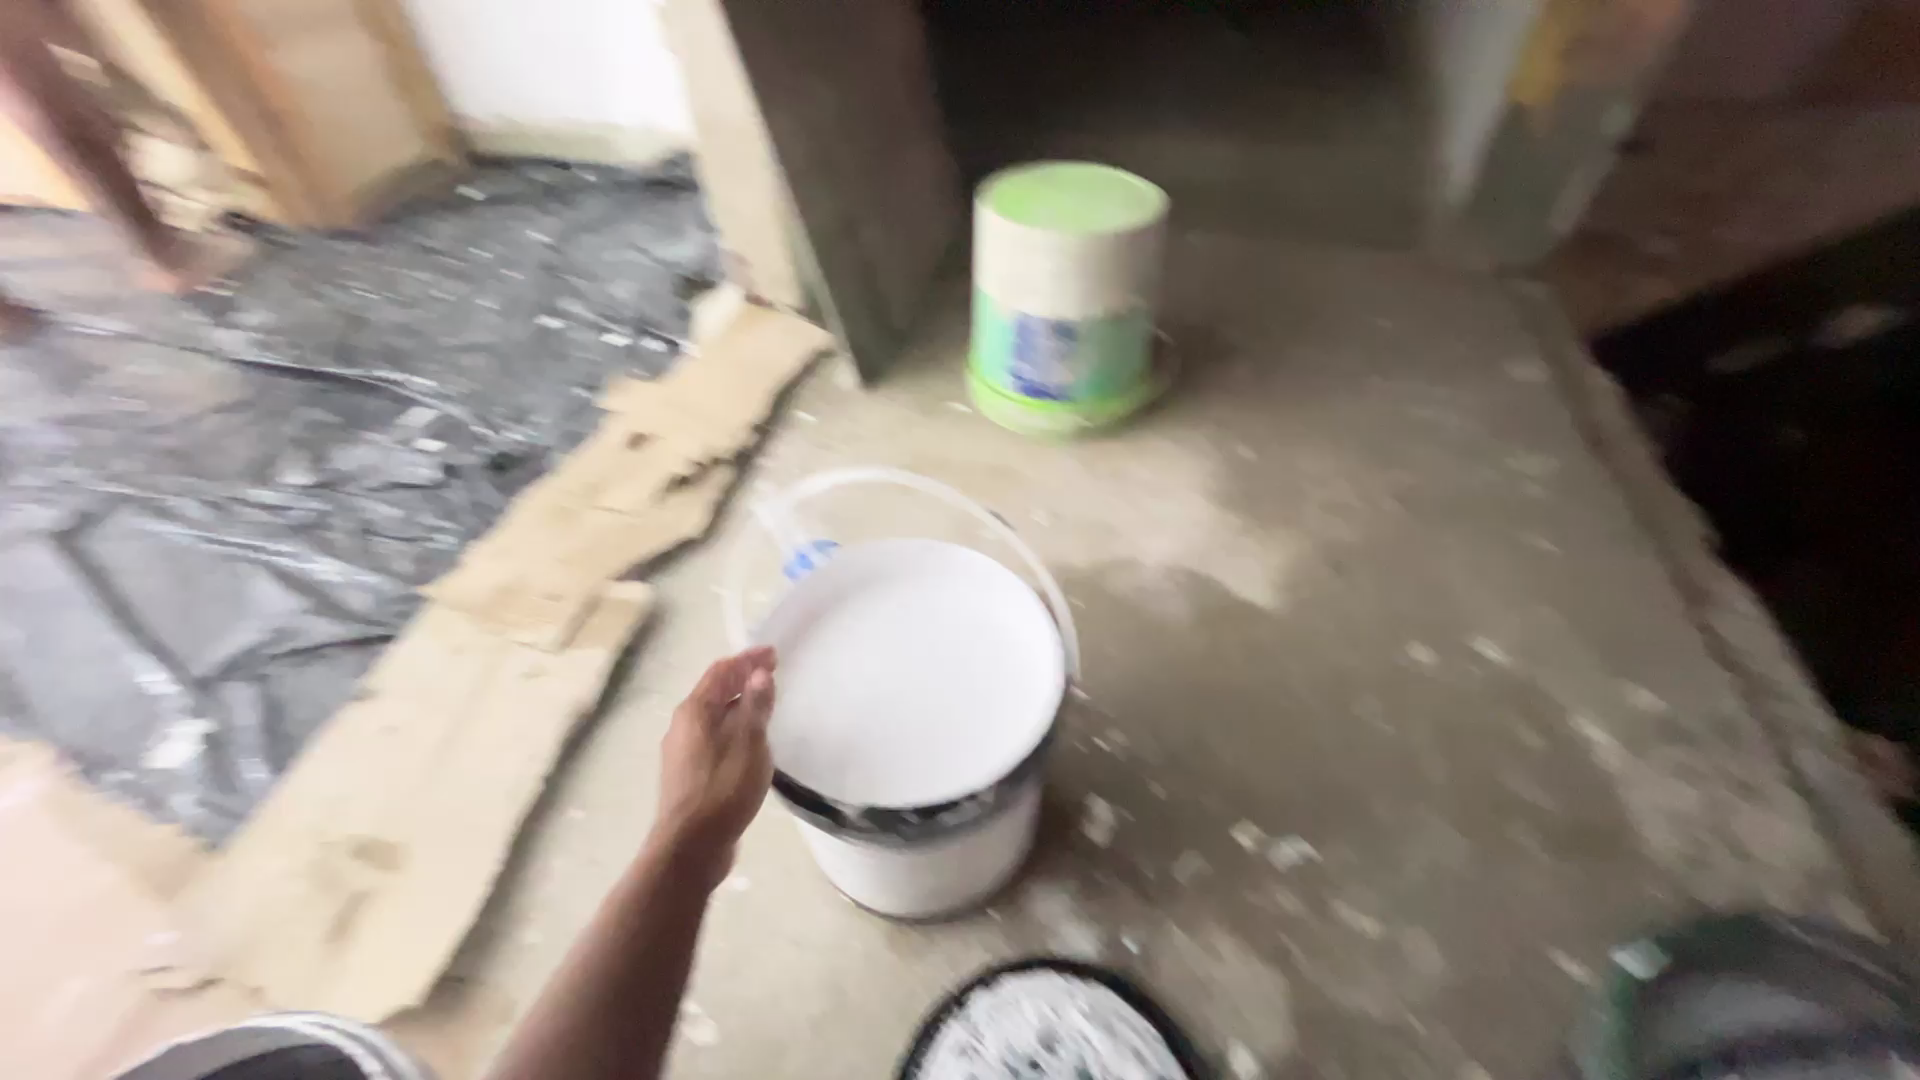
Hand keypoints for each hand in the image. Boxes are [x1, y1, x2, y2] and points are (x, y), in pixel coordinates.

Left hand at [652, 646, 776, 885]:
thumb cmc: (723, 789)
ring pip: (715, 716)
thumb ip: (756, 706)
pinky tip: (750, 742)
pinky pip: (715, 737)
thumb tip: (760, 674)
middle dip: (744, 679)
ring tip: (767, 705)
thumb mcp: (749, 743)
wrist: (691, 847)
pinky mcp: (689, 775)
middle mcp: (682, 726)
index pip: (721, 671)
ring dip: (740, 704)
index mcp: (694, 711)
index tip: (774, 654)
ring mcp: (683, 752)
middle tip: (774, 674)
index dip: (747, 659)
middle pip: (715, 691)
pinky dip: (734, 727)